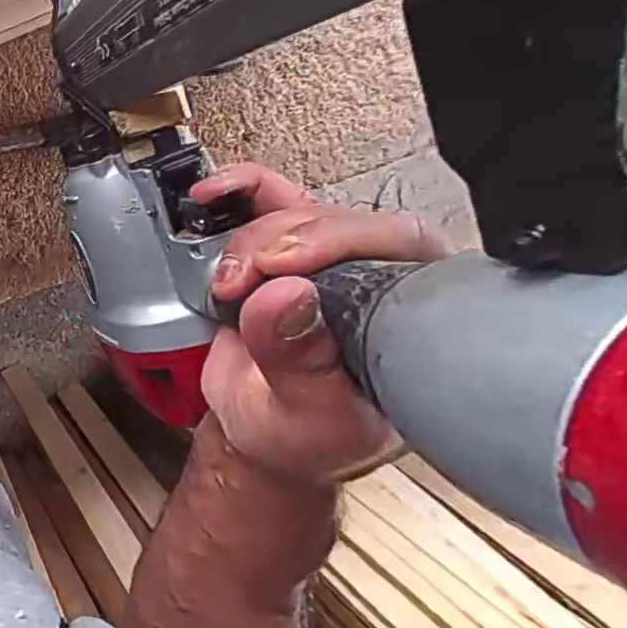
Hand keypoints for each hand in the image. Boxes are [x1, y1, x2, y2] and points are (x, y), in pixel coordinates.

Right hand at [190, 164, 456, 488]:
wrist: (261, 432)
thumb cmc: (301, 433)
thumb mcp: (305, 414)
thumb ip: (297, 360)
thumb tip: (285, 293)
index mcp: (415, 314)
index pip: (395, 247)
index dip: (336, 244)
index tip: (279, 266)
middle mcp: (378, 278)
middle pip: (336, 221)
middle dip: (275, 244)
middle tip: (237, 282)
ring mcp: (325, 261)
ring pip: (296, 209)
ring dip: (247, 231)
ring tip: (224, 278)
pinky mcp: (276, 253)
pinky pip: (264, 203)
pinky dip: (233, 194)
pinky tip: (211, 194)